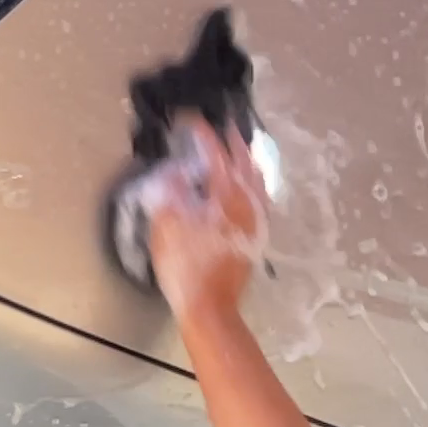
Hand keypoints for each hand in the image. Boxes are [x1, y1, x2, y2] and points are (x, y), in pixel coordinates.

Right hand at [144, 117, 267, 327]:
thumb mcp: (167, 228)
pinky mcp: (256, 234)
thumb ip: (170, 194)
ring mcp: (256, 219)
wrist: (210, 307)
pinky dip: (253, 181)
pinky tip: (247, 186)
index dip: (204, 134)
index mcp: (227, 196)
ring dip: (247, 160)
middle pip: (246, 162)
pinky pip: (260, 196)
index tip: (192, 120)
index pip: (217, 155)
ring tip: (239, 149)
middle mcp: (248, 203)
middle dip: (233, 142)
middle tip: (223, 126)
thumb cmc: (186, 268)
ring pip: (258, 179)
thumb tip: (173, 171)